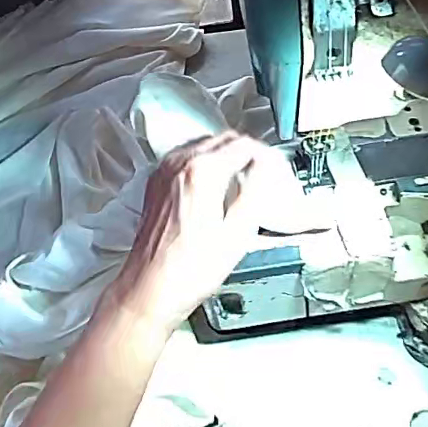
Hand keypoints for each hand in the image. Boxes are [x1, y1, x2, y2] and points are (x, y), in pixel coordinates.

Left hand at [103, 131, 292, 336]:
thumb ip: (256, 191)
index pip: (245, 145)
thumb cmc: (188, 270)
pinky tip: (217, 186)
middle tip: (266, 173)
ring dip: (228, 155)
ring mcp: (165, 171)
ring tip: (246, 179)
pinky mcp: (157, 182)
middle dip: (249, 153)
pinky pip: (187, 158)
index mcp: (202, 171)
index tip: (277, 168)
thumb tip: (266, 169)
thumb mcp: (238, 233)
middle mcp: (179, 163)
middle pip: (224, 140)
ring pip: (205, 145)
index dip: (267, 156)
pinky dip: (206, 163)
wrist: (150, 287)